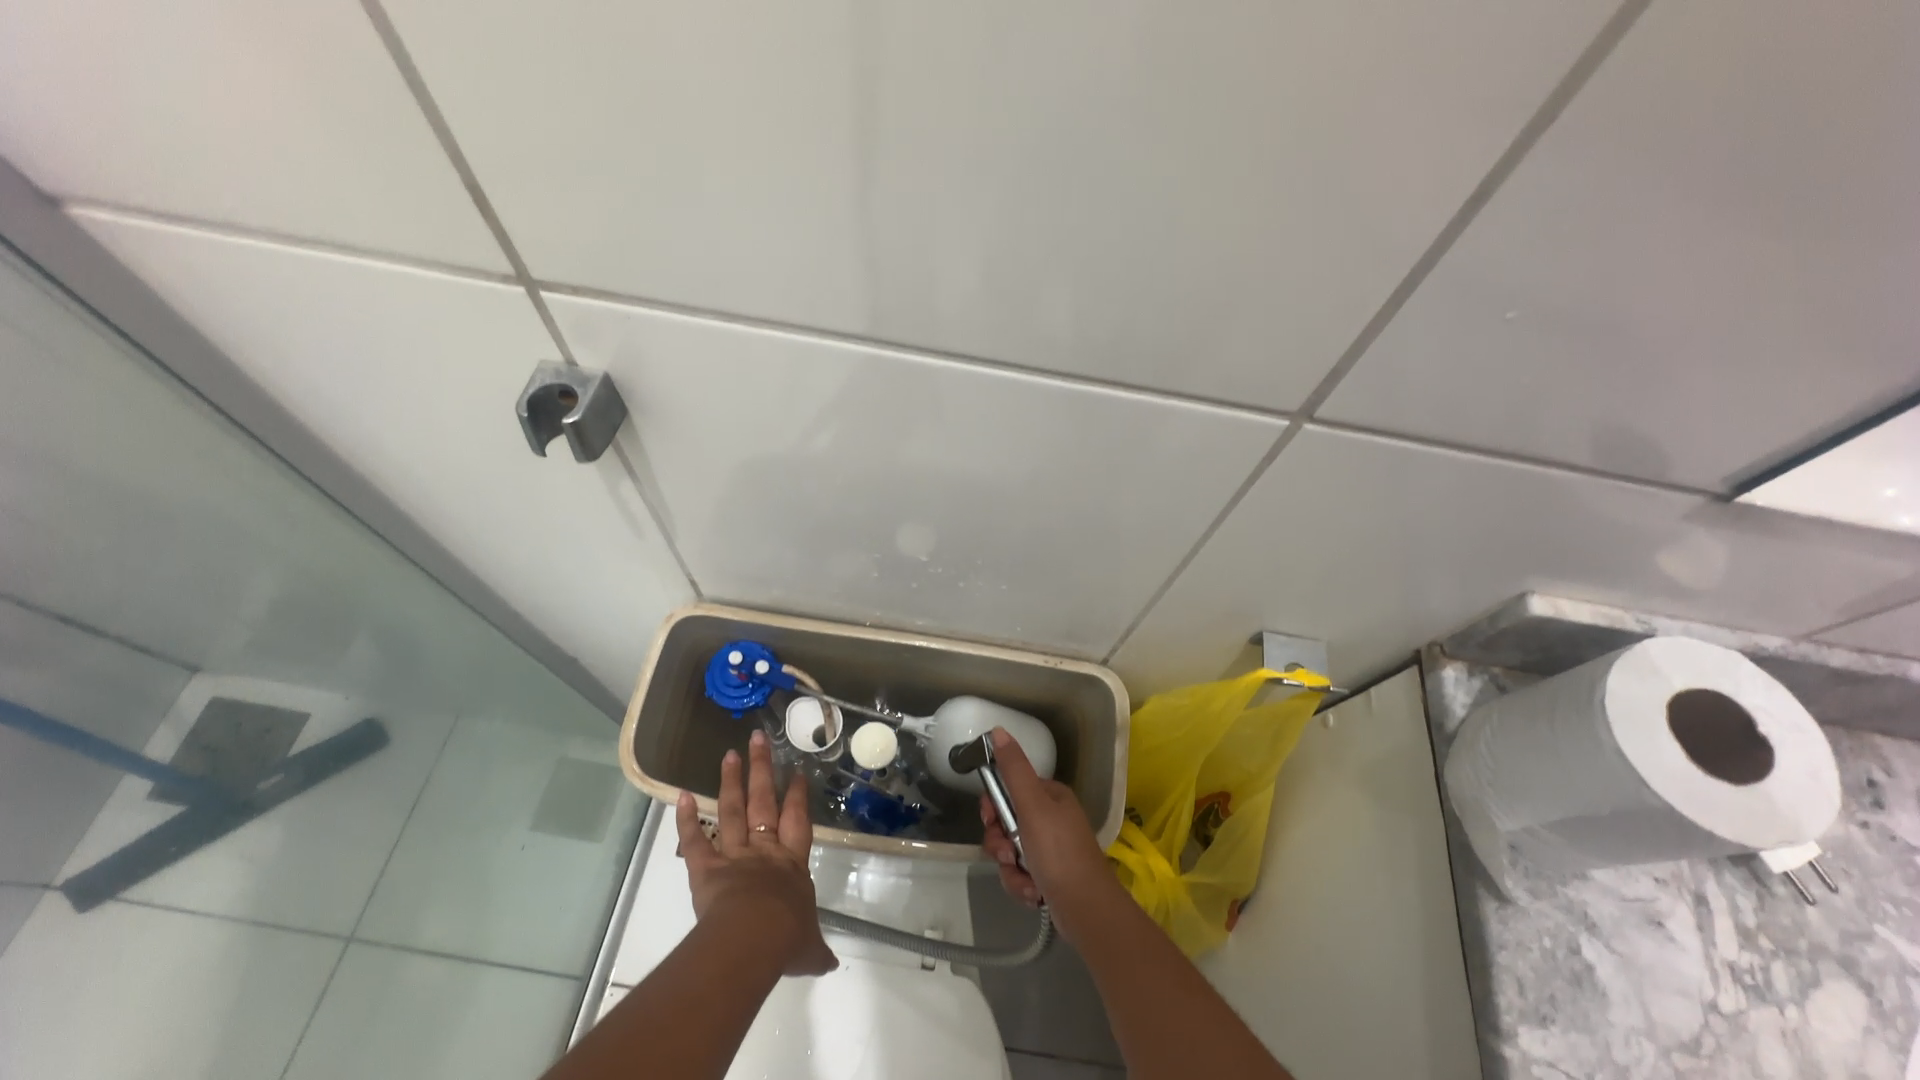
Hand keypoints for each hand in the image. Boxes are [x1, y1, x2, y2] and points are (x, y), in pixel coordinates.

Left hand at [676, 729, 836, 976]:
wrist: (753, 940)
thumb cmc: (786, 940)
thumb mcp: (808, 949)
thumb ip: (816, 951)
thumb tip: (830, 964)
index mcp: (791, 865)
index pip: (796, 821)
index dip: (797, 796)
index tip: (796, 771)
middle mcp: (764, 852)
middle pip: (765, 802)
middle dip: (763, 769)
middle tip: (759, 739)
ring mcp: (734, 856)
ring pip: (733, 811)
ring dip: (731, 781)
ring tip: (729, 753)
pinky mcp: (705, 868)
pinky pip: (695, 840)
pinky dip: (686, 819)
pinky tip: (680, 795)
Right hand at [979, 727, 1118, 932]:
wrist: (1086, 908)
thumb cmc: (1059, 852)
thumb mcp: (1033, 805)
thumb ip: (1014, 769)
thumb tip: (999, 730)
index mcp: (1050, 797)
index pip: (1008, 790)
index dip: (993, 807)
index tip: (990, 820)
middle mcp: (1050, 819)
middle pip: (1005, 824)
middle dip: (1001, 844)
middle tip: (1010, 854)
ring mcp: (1049, 850)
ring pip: (1008, 853)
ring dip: (1011, 870)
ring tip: (1027, 881)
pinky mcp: (1047, 876)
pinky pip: (1018, 875)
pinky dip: (1021, 885)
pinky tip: (1034, 895)